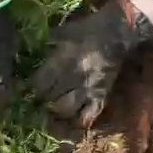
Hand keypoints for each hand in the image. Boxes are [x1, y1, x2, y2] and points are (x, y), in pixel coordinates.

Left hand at [28, 0, 152, 126]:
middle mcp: (75, 77)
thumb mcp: (67, 30)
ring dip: (57, 111)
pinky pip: (87, 117)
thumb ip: (50, 42)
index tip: (33, 86)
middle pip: (51, 98)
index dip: (34, 86)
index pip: (41, 82)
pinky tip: (70, 120)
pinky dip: (76, 123)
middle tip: (42, 97)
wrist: (119, 31)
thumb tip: (33, 49)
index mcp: (65, 59)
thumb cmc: (90, 29)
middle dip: (43, 99)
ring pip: (66, 110)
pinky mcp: (100, 97)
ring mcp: (89, 89)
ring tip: (54, 107)